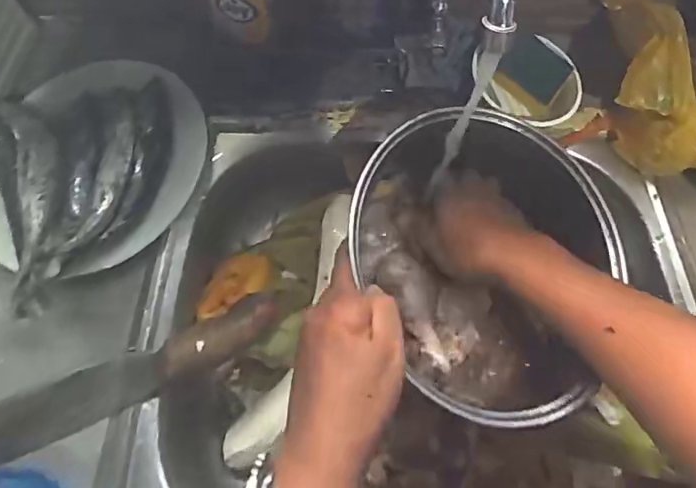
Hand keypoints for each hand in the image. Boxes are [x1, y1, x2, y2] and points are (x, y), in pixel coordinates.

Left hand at [275, 246, 403, 487]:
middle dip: (364, 288)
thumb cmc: (360, 401)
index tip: (386, 243)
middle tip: (392, 297)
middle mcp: (316, 310)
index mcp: (337, 303)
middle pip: (344, 285)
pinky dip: (344, 331)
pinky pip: (329, 327)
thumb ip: (385, 308)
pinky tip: (358, 351)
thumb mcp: (389, 351)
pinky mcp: (303, 353)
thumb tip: (376, 287)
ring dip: (353, 313)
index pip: (348, 258)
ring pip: (337, 308)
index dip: (366, 248)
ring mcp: (305, 332)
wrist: (319, 452)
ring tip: (377, 327)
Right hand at [430, 171, 535, 281]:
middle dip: (460, 185)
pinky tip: (494, 222)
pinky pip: (499, 200)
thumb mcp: (434, 246)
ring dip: (480, 192)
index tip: (432, 200)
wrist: (510, 253)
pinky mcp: (512, 206)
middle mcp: (470, 185)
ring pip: (484, 184)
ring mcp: (494, 193)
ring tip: (476, 210)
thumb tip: (406, 215)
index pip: (438, 179)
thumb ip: (419, 229)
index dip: (435, 189)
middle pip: (464, 176)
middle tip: (455, 203)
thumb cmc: (465, 250)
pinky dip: (495, 207)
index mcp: (448, 191)